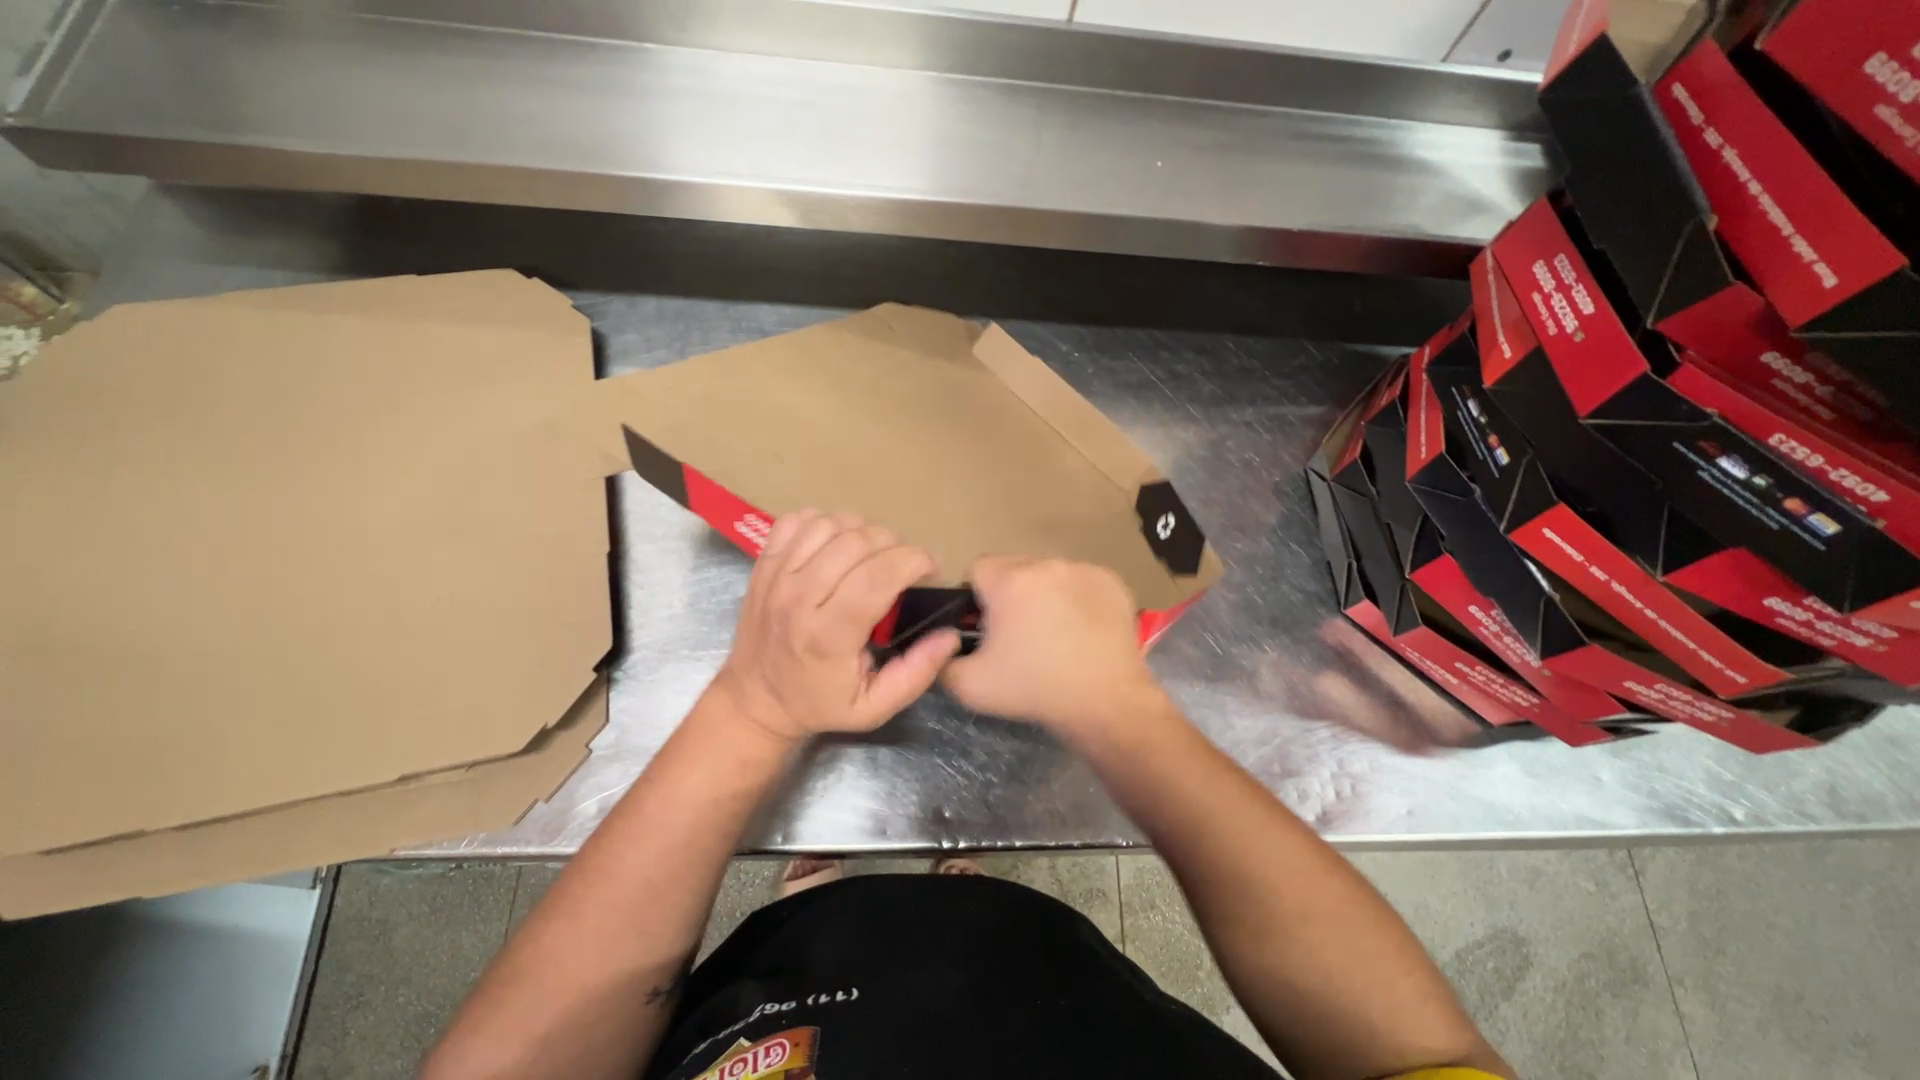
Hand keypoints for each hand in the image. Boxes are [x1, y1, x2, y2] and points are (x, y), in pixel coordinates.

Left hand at [711, 510, 960, 742]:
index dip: (913, 560)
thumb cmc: (819, 703)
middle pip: (857, 543)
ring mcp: (777, 575)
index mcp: (828, 635)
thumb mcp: (874, 707)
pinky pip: (797, 521)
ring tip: (873, 554)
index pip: (876, 576)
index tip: (931, 568)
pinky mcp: (763, 563)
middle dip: (895, 545)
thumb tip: (949, 635)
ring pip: (830, 525)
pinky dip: (824, 522)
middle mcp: (798, 598)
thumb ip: (916, 673)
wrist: (755, 700)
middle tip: (904, 566)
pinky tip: (837, 544)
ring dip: (862, 531)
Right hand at [942, 556, 1167, 737]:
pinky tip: (1082, 630)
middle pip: (1014, 568)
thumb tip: (945, 646)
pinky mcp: (1111, 582)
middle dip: (1010, 593)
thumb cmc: (1034, 689)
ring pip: (1049, 573)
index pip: (977, 568)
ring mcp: (1083, 570)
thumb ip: (944, 661)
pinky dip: (1077, 599)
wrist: (1105, 702)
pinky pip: (1081, 582)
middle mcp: (1046, 565)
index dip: (976, 596)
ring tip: (1055, 633)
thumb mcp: (971, 686)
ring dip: (1044, 594)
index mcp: (1009, 582)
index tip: (987, 624)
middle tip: (1019, 633)